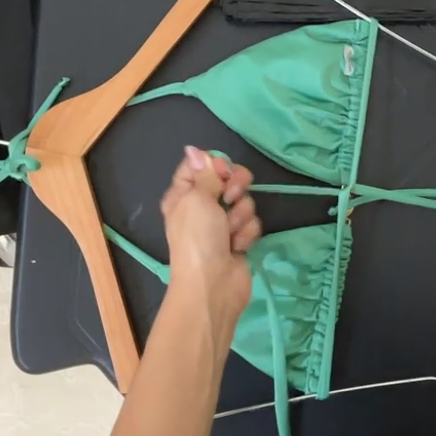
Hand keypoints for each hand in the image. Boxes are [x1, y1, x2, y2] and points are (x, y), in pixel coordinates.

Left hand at [159, 146, 260, 321]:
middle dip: (235, 186)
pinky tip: (237, 247)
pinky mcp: (239, 238)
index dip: (213, 164)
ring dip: (240, 215)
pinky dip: (246, 233)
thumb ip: (204, 173)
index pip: (199, 165)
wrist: (213, 285)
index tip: (220, 170)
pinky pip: (251, 222)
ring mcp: (221, 224)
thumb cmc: (198, 238)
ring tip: (230, 232)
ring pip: (243, 201)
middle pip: (226, 179)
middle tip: (231, 196)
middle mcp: (202, 206)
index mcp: (183, 194)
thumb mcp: (197, 198)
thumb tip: (193, 149)